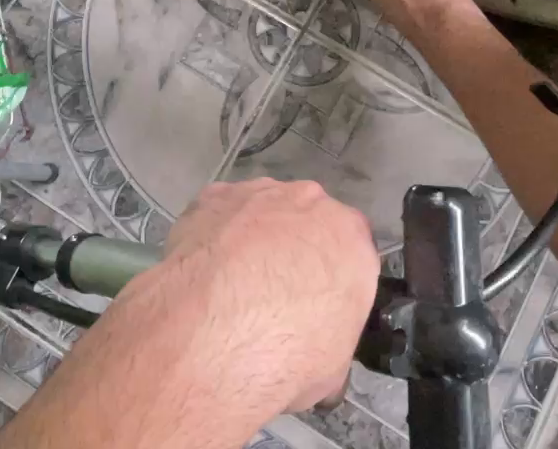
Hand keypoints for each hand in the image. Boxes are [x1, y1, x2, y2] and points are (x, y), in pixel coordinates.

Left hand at [136, 179, 379, 412]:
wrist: (211, 337)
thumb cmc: (286, 356)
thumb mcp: (334, 364)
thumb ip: (333, 330)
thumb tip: (317, 339)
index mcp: (349, 237)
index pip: (351, 248)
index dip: (332, 275)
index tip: (316, 301)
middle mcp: (309, 202)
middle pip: (307, 220)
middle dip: (294, 249)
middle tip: (273, 293)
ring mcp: (259, 193)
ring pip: (263, 210)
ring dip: (254, 238)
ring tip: (232, 284)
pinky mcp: (214, 195)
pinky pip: (222, 211)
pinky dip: (216, 233)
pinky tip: (205, 269)